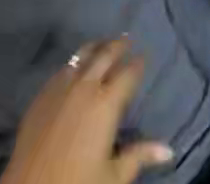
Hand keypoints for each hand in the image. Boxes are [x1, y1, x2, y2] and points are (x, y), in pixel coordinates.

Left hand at [0, 37, 173, 183]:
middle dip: (119, 45)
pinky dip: (72, 64)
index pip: (129, 73)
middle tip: (128, 38)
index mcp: (107, 103)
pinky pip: (60, 71)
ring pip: (81, 56)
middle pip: (106, 55)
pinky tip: (74, 67)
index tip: (145, 56)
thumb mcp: (114, 176)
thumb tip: (169, 150)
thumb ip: (140, 156)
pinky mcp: (40, 98)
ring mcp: (60, 90)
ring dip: (95, 48)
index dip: (139, 63)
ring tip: (102, 44)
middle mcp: (85, 88)